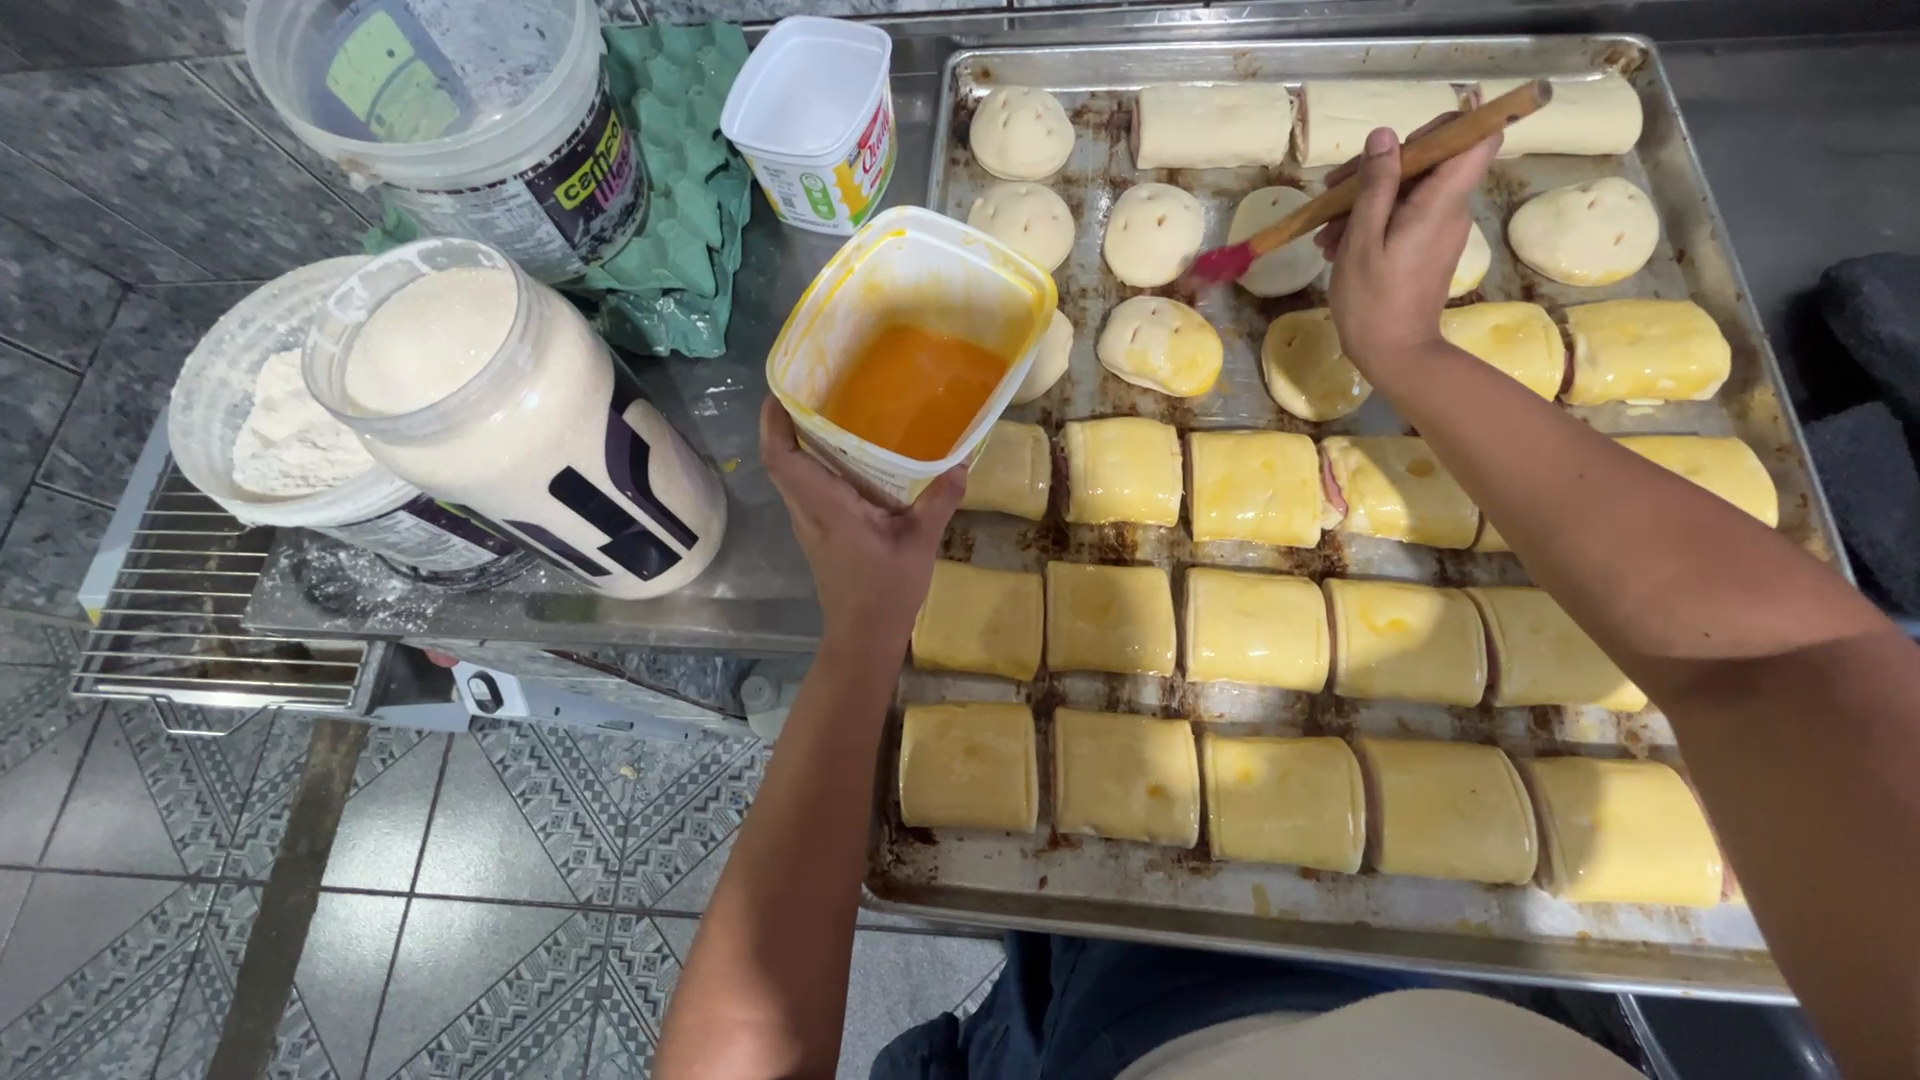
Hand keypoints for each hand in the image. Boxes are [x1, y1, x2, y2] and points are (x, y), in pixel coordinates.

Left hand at [760, 396, 965, 653]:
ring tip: (827, 413)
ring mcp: (808, 524)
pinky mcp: (817, 533)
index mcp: (827, 507)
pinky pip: (805, 488)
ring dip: (797, 443)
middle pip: (779, 461)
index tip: (782, 390)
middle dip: (784, 422)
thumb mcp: (920, 542)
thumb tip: (962, 463)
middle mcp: (808, 512)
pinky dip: (812, 465)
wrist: (864, 636)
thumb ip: (940, 500)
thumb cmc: (887, 591)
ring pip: (790, 475)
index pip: (783, 459)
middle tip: (811, 390)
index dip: (774, 422)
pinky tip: (845, 457)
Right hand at [1314, 123, 1499, 370]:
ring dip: (1365, 201)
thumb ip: (1375, 186)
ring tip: (1325, 232)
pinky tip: (1337, 244)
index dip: (1450, 124)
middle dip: (1380, 168)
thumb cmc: (1373, 301)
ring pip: (1410, 191)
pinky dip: (1372, 222)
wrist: (1394, 354)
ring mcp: (1441, 228)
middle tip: (1333, 191)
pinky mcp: (1429, 247)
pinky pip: (1404, 217)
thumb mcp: (1362, 241)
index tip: (1403, 138)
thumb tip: (1384, 135)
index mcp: (1441, 202)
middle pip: (1429, 162)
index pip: (1477, 137)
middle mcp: (1451, 208)